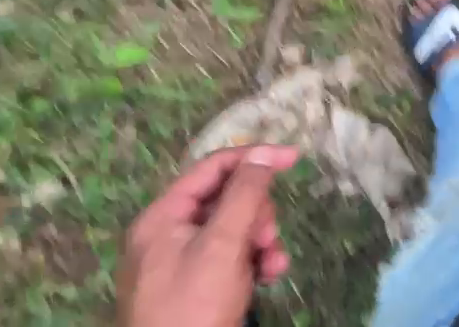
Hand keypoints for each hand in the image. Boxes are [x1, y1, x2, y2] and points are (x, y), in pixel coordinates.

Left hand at [117, 145, 299, 326]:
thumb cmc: (194, 305)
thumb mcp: (223, 244)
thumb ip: (245, 192)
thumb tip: (263, 153)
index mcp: (163, 217)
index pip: (214, 167)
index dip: (255, 157)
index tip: (296, 159)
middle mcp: (168, 234)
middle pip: (228, 198)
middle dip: (258, 213)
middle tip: (267, 235)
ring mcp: (181, 262)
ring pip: (236, 226)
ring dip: (262, 239)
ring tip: (271, 260)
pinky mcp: (197, 285)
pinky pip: (233, 255)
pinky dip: (255, 260)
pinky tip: (270, 274)